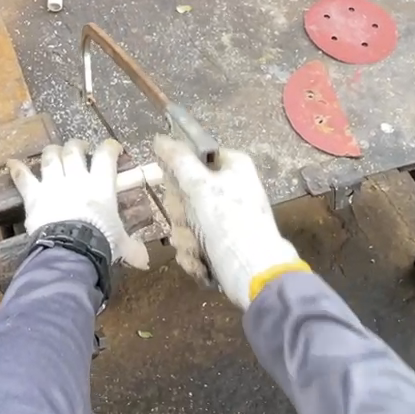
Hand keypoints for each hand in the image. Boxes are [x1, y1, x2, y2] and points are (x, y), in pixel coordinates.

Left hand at [9, 139, 150, 269]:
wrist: (71, 249)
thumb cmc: (100, 243)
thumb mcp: (119, 244)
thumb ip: (132, 248)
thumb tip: (145, 261)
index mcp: (101, 186)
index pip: (106, 156)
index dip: (109, 147)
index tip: (112, 147)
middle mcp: (76, 178)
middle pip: (74, 151)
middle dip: (76, 146)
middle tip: (78, 149)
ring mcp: (53, 184)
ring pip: (50, 158)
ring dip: (51, 153)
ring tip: (53, 152)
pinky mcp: (34, 196)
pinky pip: (23, 178)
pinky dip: (17, 170)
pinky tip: (12, 163)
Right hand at [152, 136, 305, 307]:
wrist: (254, 275)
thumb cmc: (230, 223)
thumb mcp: (201, 186)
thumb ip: (178, 160)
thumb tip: (160, 139)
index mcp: (233, 167)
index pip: (195, 157)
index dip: (181, 171)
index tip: (176, 184)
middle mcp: (229, 189)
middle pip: (184, 191)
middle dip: (181, 212)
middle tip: (188, 219)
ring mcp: (224, 218)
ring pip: (185, 219)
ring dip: (186, 236)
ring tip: (198, 246)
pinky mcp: (218, 243)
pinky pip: (191, 241)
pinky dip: (193, 253)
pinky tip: (201, 261)